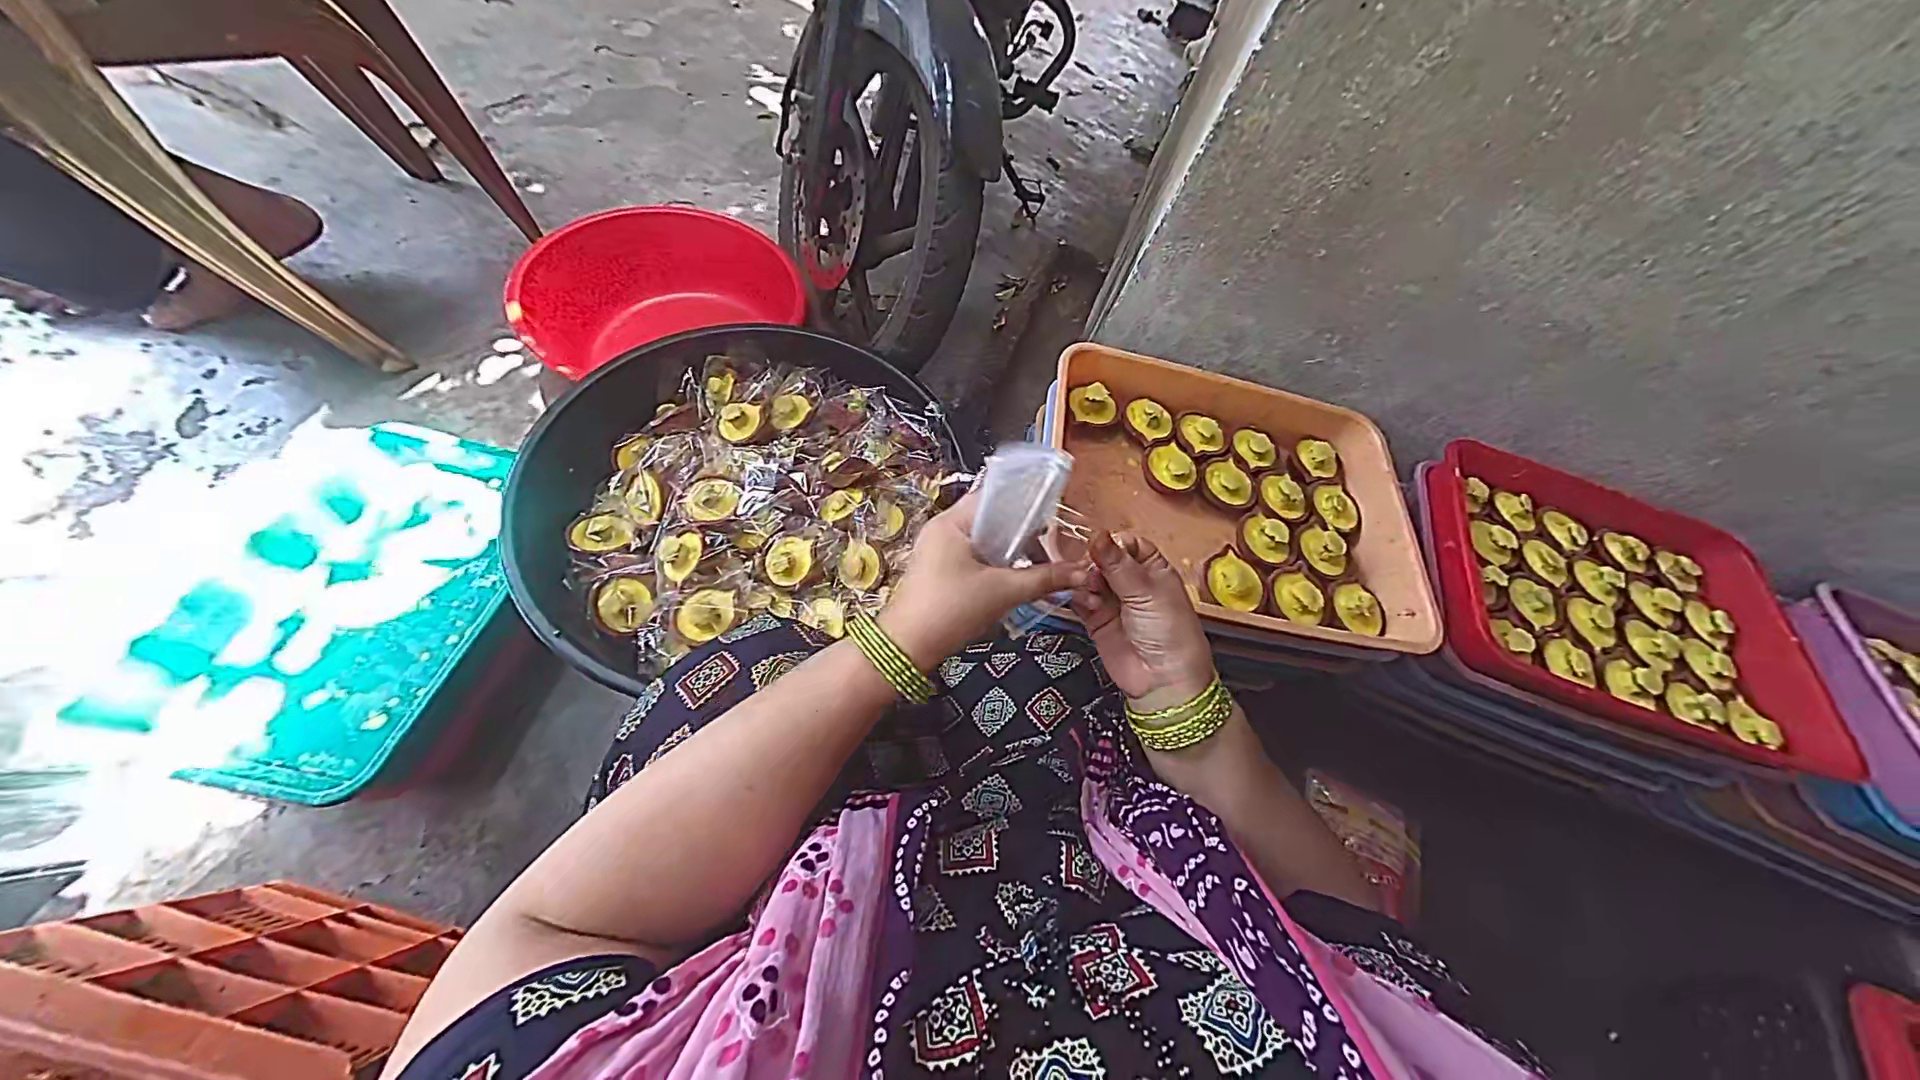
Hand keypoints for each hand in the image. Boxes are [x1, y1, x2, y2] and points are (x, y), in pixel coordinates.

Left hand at [880, 491, 1086, 667]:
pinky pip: (975, 555)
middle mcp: (943, 529)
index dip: (1026, 502)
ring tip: (1036, 564)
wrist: (907, 648)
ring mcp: (939, 549)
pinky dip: (996, 562)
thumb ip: (1044, 579)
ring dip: (1010, 550)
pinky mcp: (940, 569)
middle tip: (1048, 545)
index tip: (1052, 515)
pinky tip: (1014, 577)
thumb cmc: (948, 611)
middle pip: (992, 517)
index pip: (995, 495)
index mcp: (952, 522)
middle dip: (1022, 531)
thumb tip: (1081, 573)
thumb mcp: (1003, 592)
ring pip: (985, 538)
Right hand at [1070, 531, 1215, 708]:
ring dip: (1085, 582)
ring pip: (1087, 578)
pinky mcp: (1095, 618)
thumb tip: (1097, 534)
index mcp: (1152, 569)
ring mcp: (1111, 600)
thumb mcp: (1147, 592)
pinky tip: (1089, 605)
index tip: (1096, 547)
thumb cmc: (1170, 633)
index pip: (1126, 544)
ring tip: (1092, 592)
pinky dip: (1079, 599)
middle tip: (1089, 571)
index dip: (1111, 544)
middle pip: (1101, 559)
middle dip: (1092, 563)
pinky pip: (1078, 599)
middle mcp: (1130, 582)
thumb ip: (1118, 564)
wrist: (1162, 681)